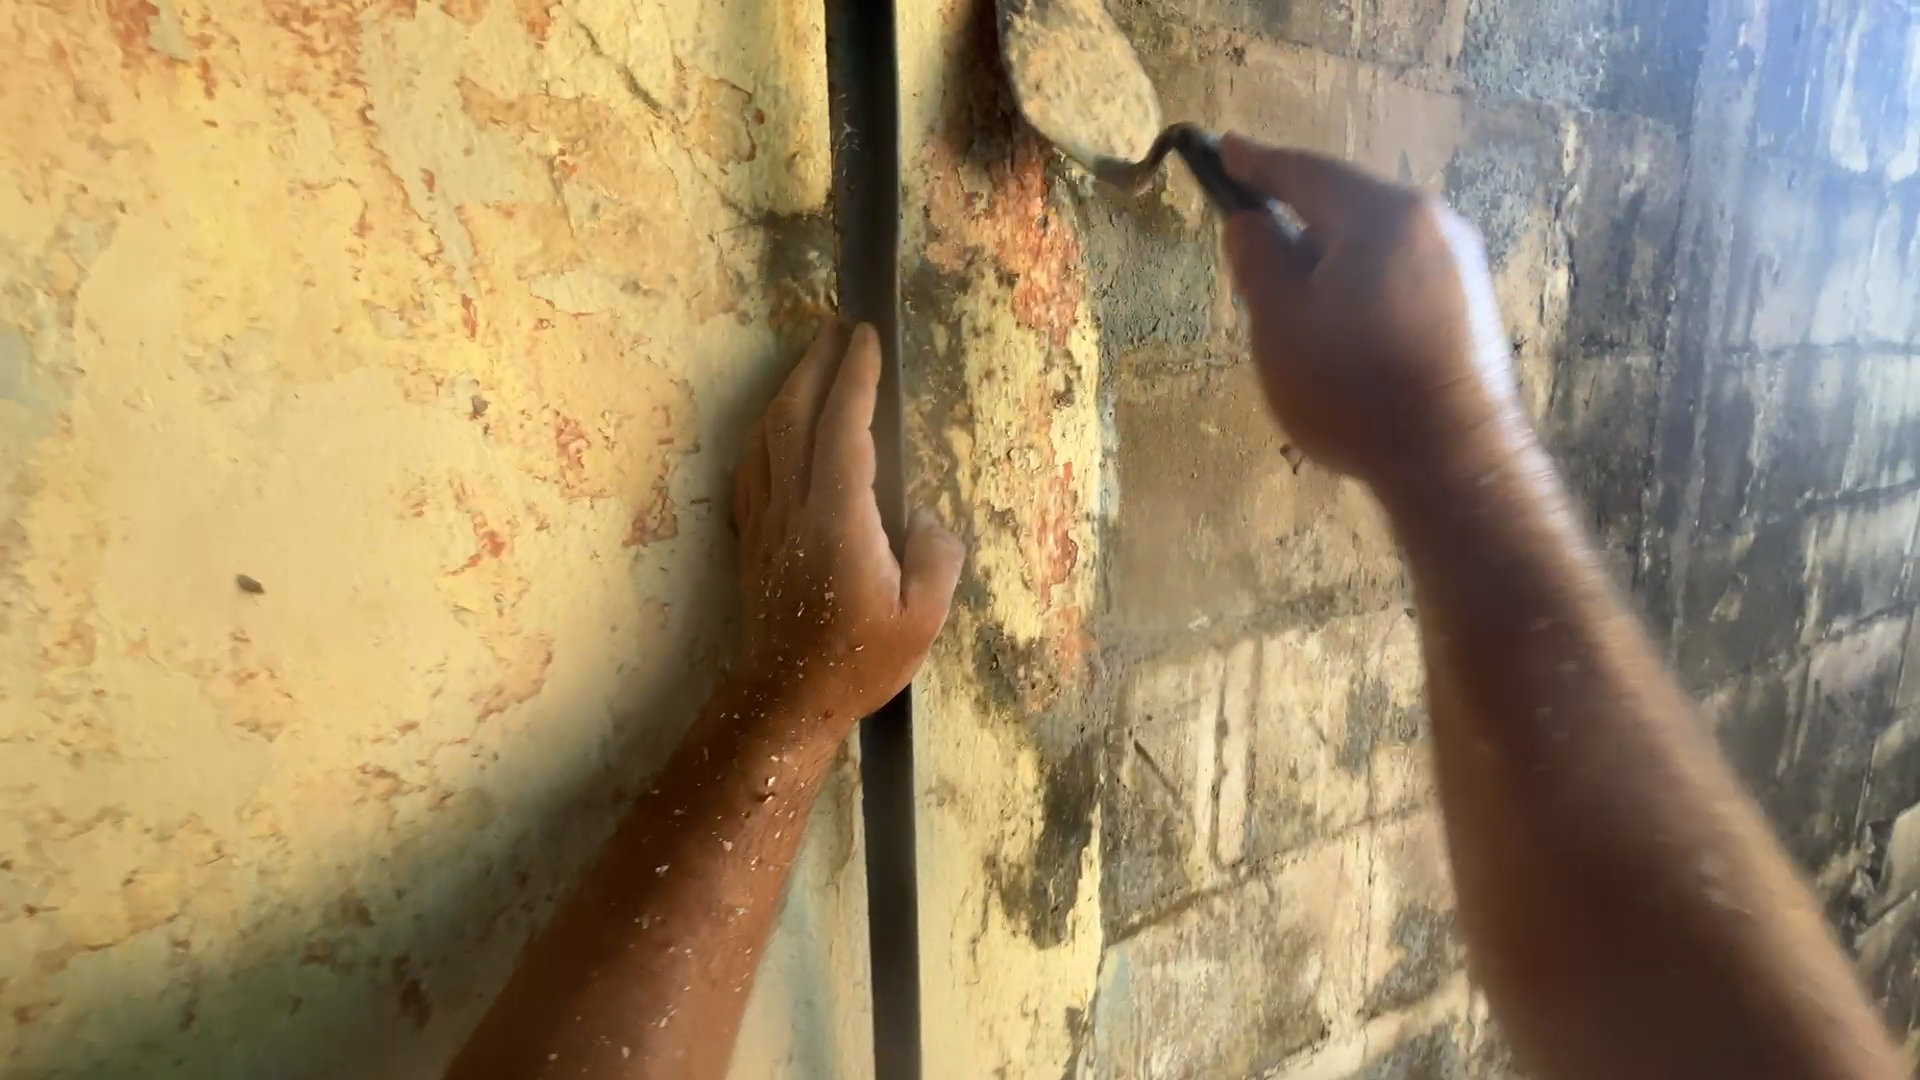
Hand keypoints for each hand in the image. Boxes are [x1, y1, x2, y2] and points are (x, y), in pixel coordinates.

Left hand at [731, 319, 964, 744]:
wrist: (785, 699)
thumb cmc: (859, 663)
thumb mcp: (924, 620)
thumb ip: (937, 557)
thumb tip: (923, 515)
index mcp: (841, 523)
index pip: (844, 430)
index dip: (855, 378)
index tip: (866, 337)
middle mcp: (797, 509)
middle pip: (797, 417)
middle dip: (818, 364)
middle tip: (837, 326)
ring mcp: (767, 521)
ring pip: (769, 435)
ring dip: (789, 388)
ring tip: (811, 359)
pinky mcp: (753, 536)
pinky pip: (753, 464)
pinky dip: (767, 428)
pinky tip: (775, 422)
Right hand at [1220, 135, 1530, 489]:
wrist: (1448, 458)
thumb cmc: (1349, 390)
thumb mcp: (1280, 326)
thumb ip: (1259, 263)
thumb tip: (1250, 222)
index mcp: (1379, 217)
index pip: (1306, 174)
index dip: (1258, 163)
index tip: (1224, 150)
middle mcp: (1429, 222)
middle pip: (1344, 205)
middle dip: (1293, 218)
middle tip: (1250, 243)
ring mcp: (1458, 261)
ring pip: (1371, 241)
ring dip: (1324, 256)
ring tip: (1291, 297)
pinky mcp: (1468, 302)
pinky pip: (1395, 270)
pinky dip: (1355, 281)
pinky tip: (1339, 322)